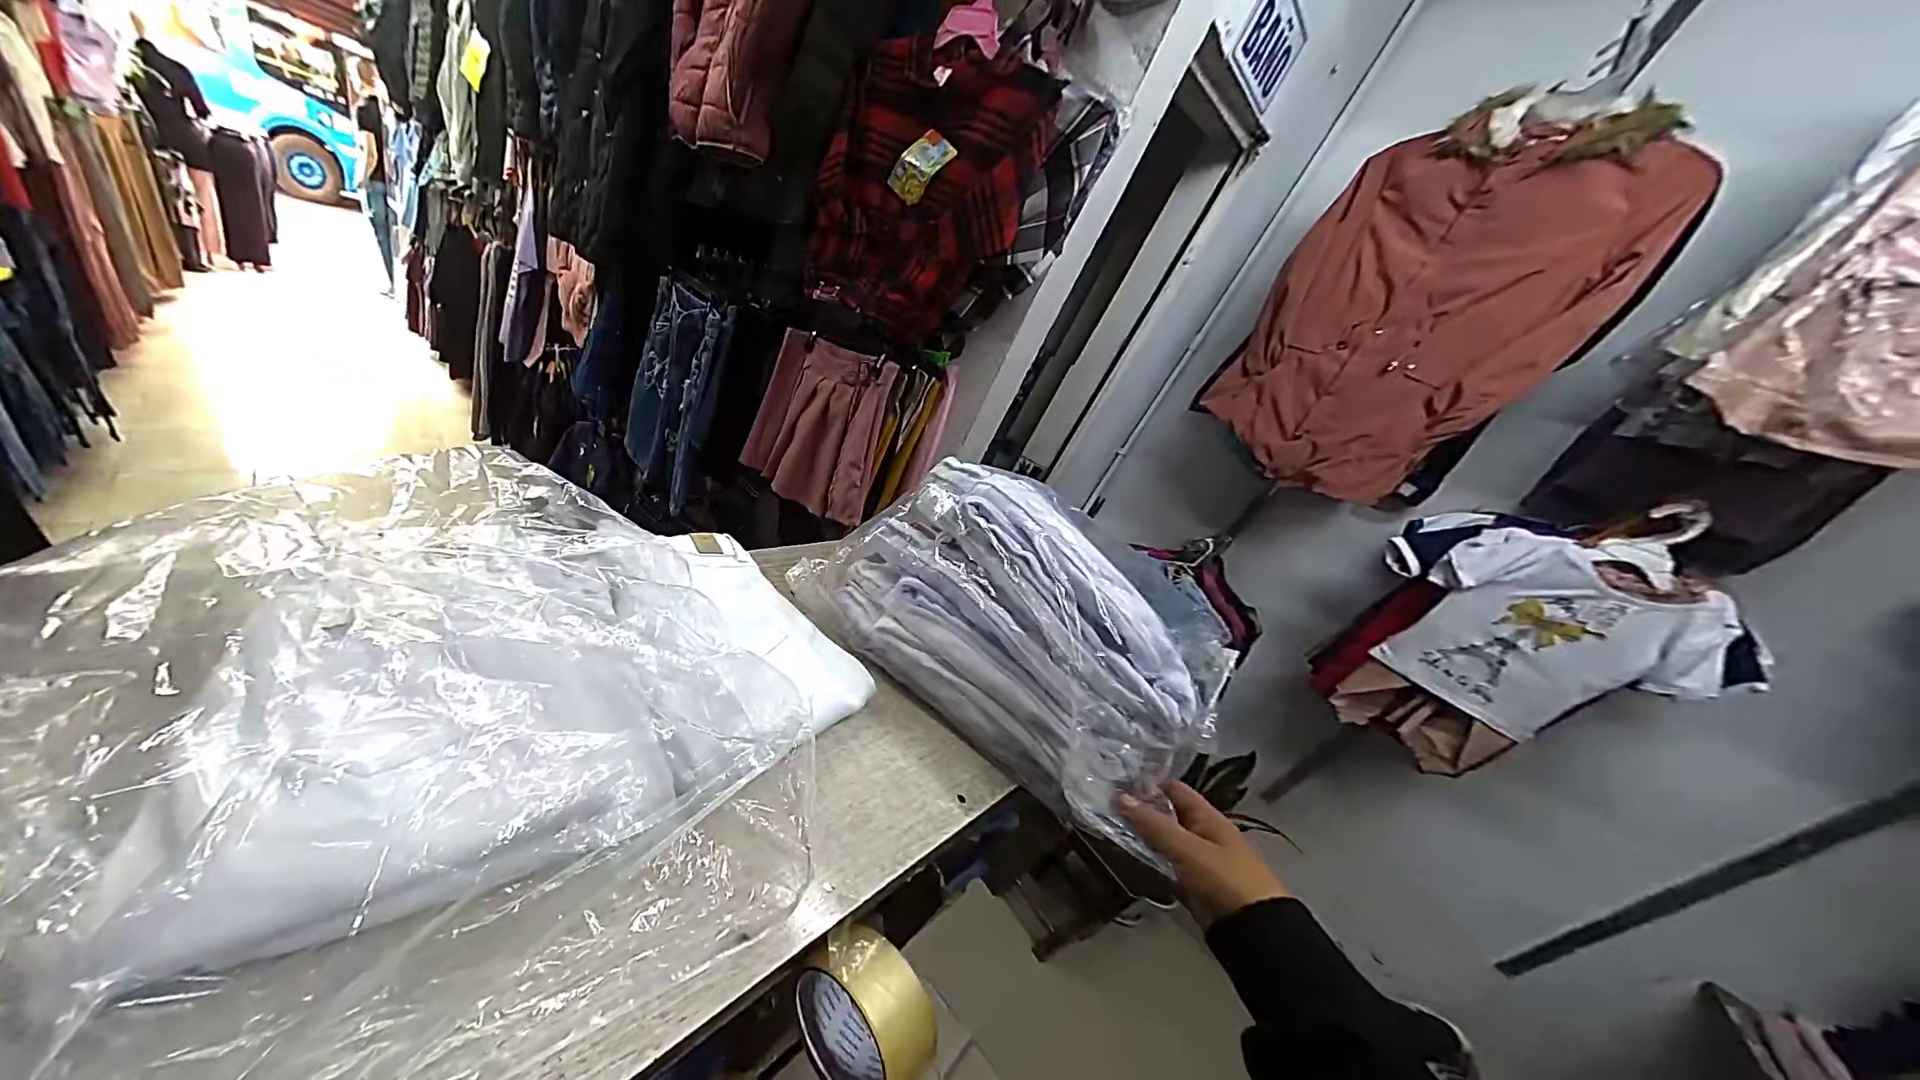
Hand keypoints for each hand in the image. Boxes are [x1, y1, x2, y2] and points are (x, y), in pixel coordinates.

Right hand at [1118, 782, 1288, 924]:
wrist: (1252, 931)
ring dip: (1141, 838)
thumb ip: (1152, 824)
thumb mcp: (1186, 848)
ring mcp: (1195, 861)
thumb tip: (1119, 796)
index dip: (1148, 785)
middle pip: (1166, 816)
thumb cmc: (1223, 879)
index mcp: (1206, 817)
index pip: (1174, 790)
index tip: (1117, 785)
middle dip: (1140, 812)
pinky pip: (1164, 867)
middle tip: (1104, 809)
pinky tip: (1124, 860)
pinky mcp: (1190, 885)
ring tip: (1107, 830)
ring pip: (1163, 843)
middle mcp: (1201, 834)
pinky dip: (1148, 863)